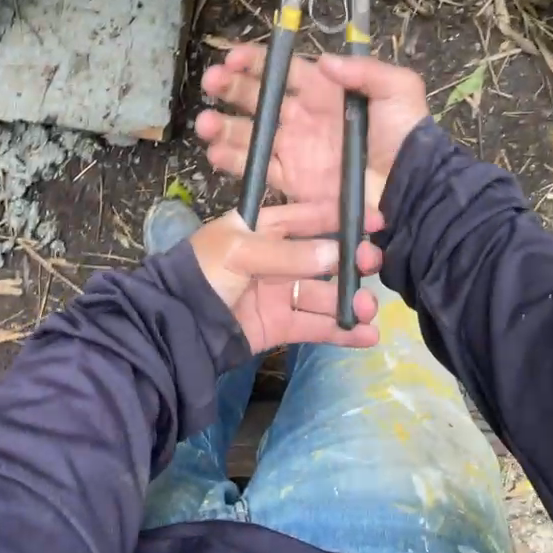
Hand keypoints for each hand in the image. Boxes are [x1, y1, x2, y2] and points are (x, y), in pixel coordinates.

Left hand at [188, 202, 381, 351]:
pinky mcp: (280, 325)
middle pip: (321, 257)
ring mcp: (278, 292)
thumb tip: (336, 255)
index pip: (306, 217)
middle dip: (350, 260)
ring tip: (367, 308)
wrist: (177, 323)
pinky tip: (366, 335)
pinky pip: (316, 325)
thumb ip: (289, 255)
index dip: (338, 217)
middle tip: (372, 264)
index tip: (375, 220)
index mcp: (260, 229)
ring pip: (323, 294)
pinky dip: (342, 331)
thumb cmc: (204, 272)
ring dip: (349, 300)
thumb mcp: (240, 252)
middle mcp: (274, 258)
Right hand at [195, 45, 430, 207]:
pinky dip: (233, 161)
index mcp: (322, 90)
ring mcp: (293, 149)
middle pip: (256, 99)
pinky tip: (215, 153)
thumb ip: (364, 71)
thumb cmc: (405, 134)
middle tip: (210, 84)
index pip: (281, 70)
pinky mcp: (291, 180)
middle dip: (229, 89)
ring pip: (248, 134)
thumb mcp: (398, 89)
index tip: (232, 58)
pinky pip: (256, 169)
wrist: (411, 187)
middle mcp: (300, 117)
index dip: (254, 62)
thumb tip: (324, 61)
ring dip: (222, 126)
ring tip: (204, 124)